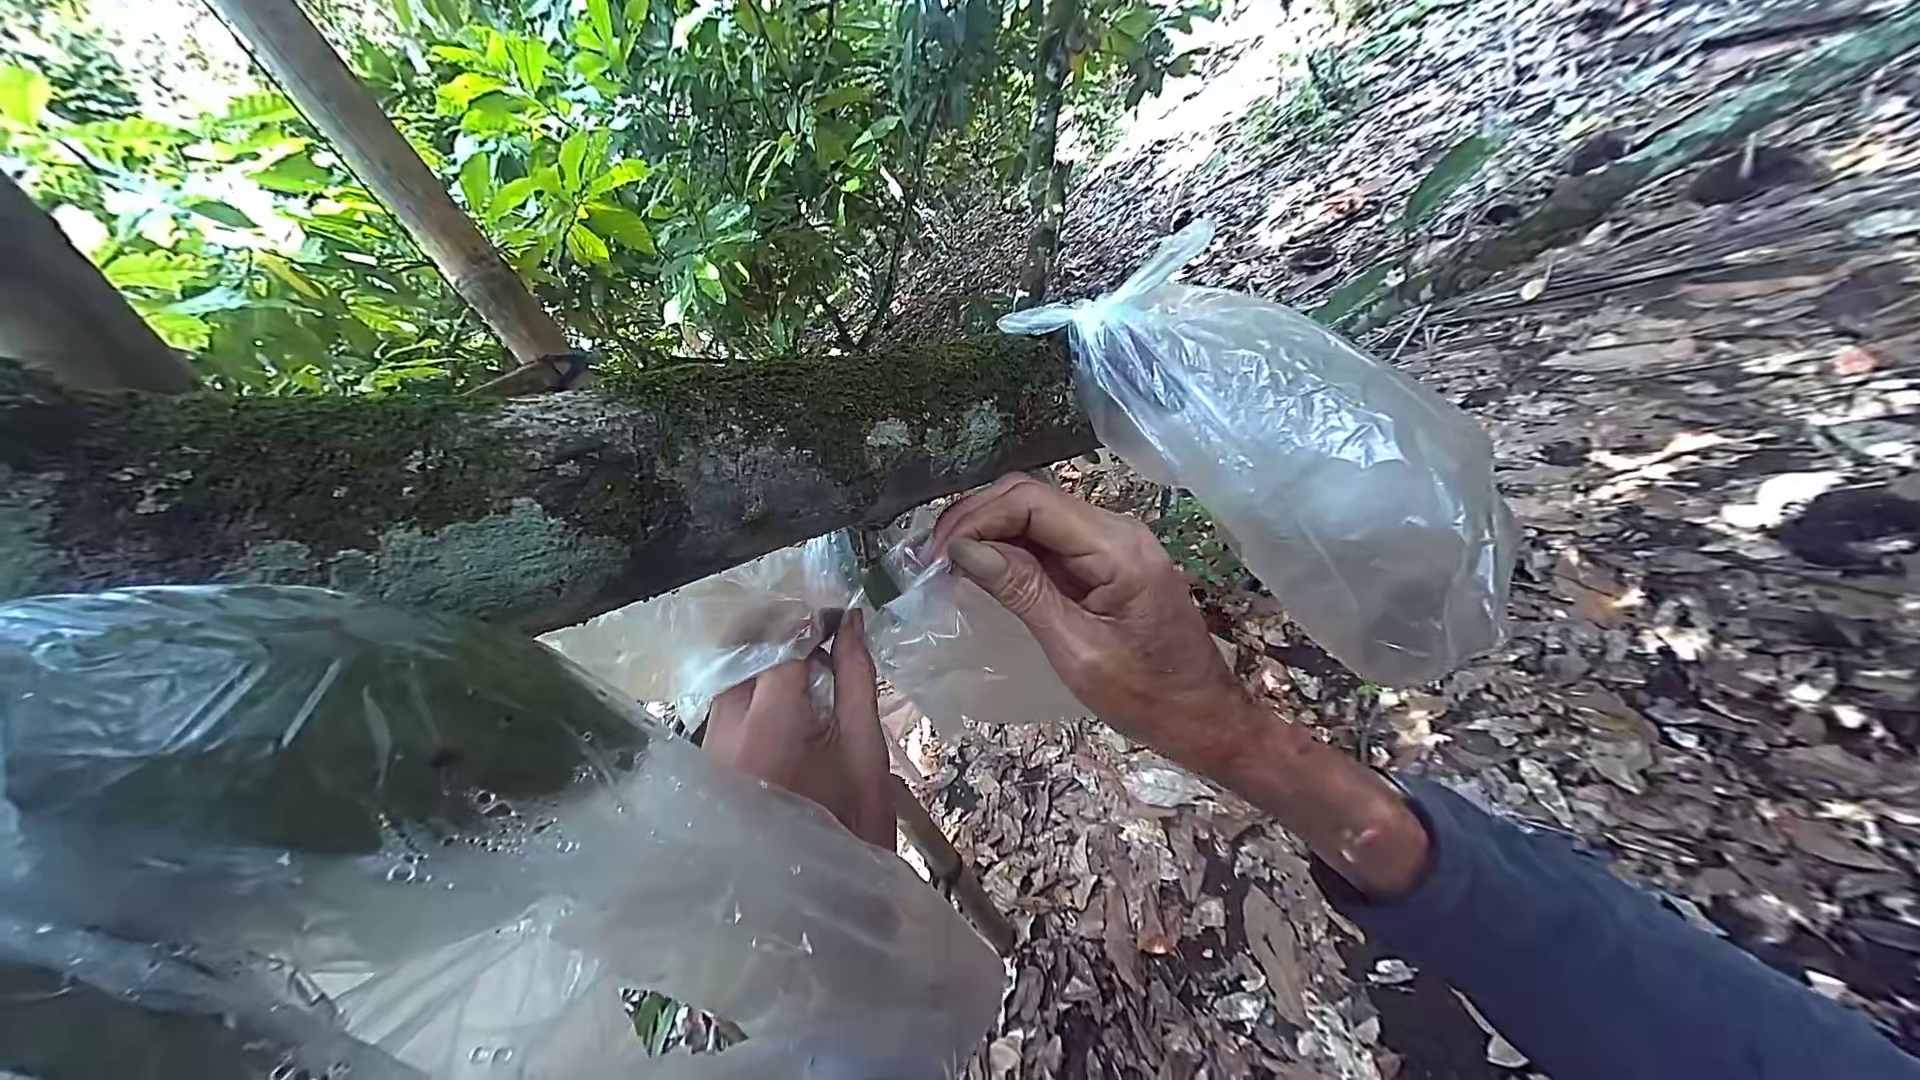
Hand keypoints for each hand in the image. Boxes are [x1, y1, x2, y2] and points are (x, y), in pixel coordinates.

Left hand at [704, 609, 893, 847]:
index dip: (810, 620)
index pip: (779, 641)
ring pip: (732, 671)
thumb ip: (855, 678)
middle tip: (823, 635)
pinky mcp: (706, 760)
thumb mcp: (865, 750)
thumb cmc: (851, 830)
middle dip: (783, 630)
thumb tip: (849, 624)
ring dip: (769, 655)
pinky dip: (756, 684)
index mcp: (770, 725)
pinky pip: (727, 699)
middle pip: (744, 648)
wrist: (811, 910)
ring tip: (812, 667)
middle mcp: (724, 729)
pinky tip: (790, 698)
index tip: (837, 617)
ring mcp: (708, 746)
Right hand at [933, 474, 1430, 897]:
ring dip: (988, 531)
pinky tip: (982, 568)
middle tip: (931, 559)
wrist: (1205, 718)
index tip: (934, 557)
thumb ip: (1022, 591)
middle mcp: (1117, 528)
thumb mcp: (1077, 651)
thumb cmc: (1146, 698)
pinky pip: (1050, 538)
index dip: (975, 519)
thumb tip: (965, 550)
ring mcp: (1114, 541)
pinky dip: (1010, 548)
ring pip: (1037, 513)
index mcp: (1117, 548)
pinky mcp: (1106, 558)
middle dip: (975, 519)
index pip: (1031, 502)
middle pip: (1031, 497)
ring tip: (946, 563)